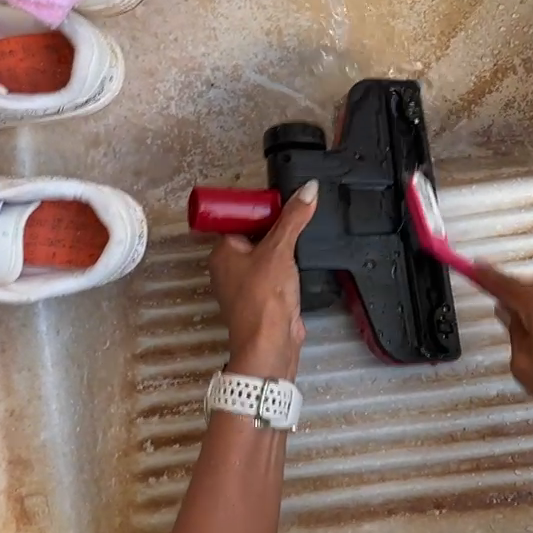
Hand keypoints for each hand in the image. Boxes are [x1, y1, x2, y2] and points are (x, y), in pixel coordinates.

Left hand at [207, 181, 318, 378]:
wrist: (271, 344)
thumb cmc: (263, 298)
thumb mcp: (280, 249)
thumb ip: (294, 217)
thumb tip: (309, 188)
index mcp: (223, 251)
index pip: (239, 217)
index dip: (260, 207)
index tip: (281, 199)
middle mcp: (230, 267)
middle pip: (254, 233)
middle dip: (276, 226)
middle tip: (297, 212)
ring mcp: (246, 283)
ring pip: (266, 253)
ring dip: (284, 247)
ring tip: (302, 233)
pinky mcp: (264, 297)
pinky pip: (275, 271)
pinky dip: (288, 266)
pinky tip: (301, 260)